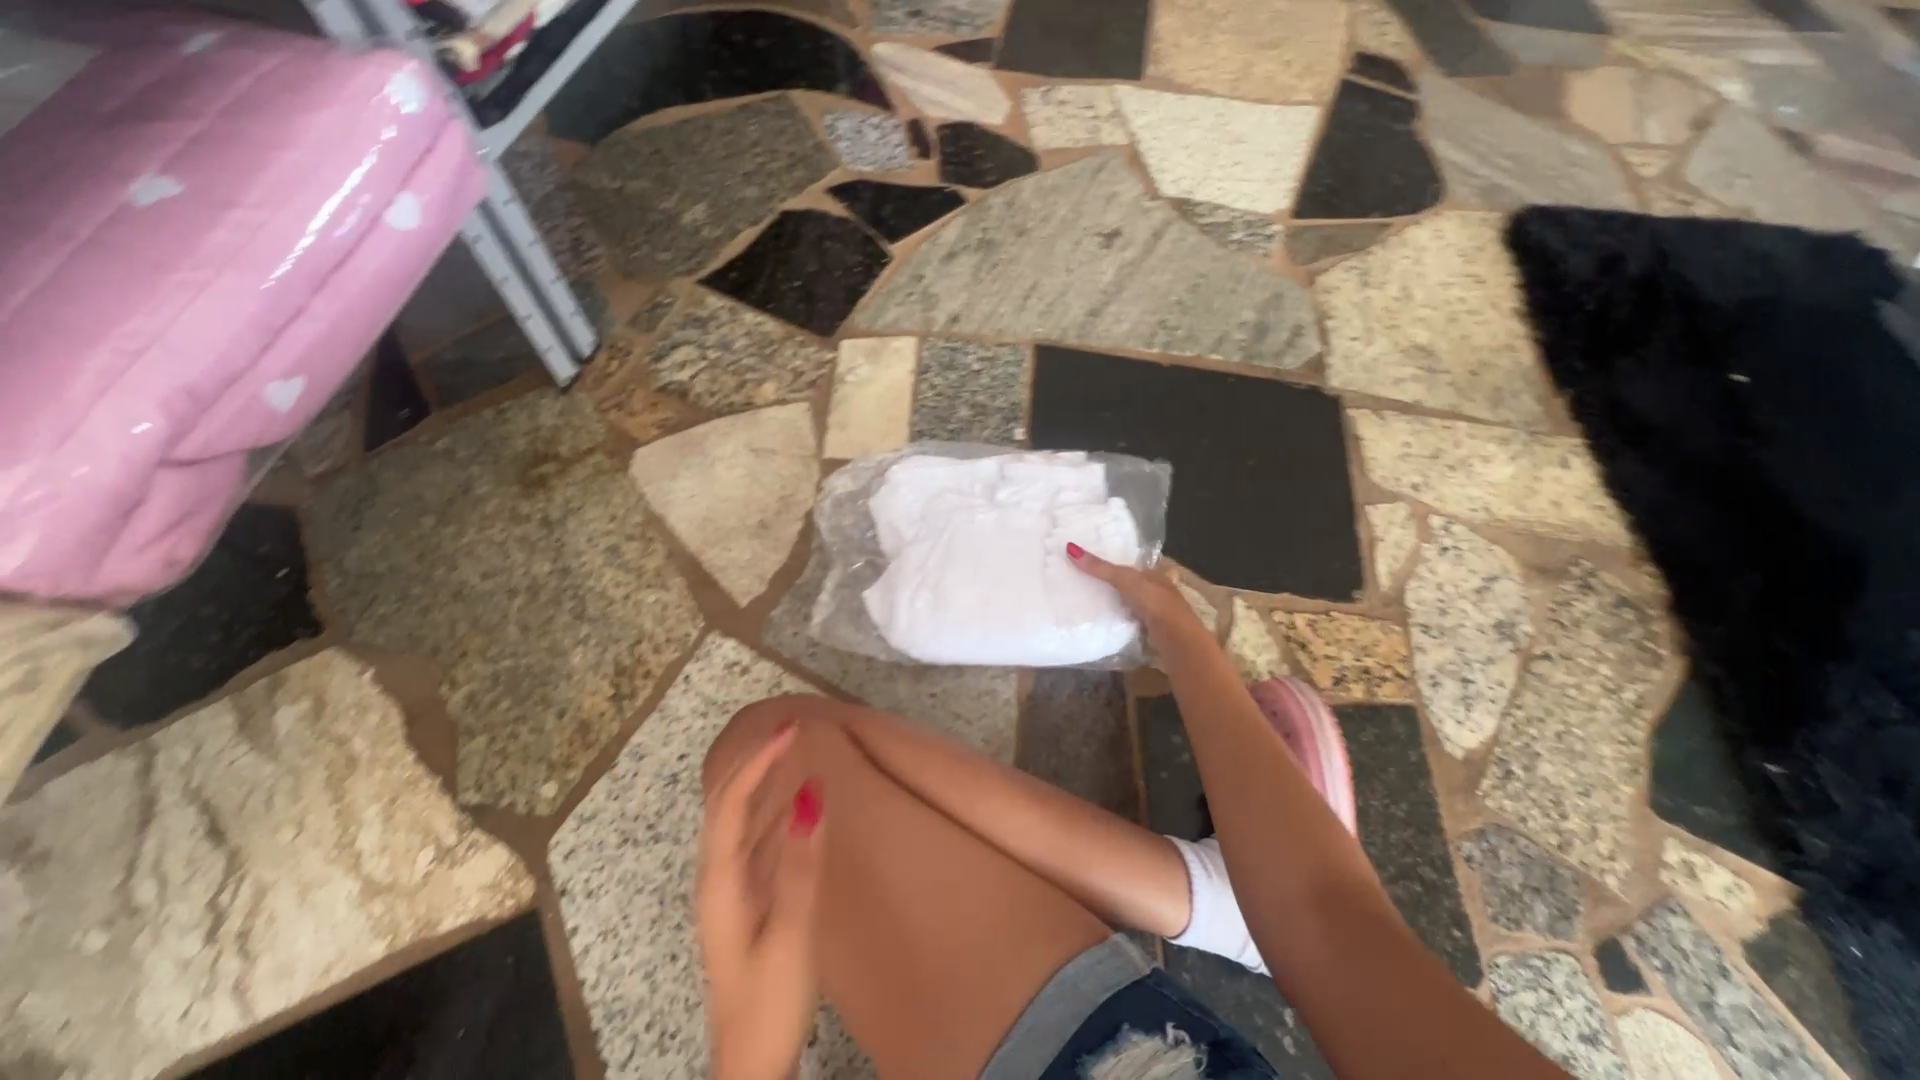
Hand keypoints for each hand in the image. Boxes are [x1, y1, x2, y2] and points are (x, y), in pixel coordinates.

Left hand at [698, 723, 825, 1079]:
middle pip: (727, 805)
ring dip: (762, 784)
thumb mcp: (792, 934)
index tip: (790, 730)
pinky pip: (756, 844)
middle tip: (792, 729)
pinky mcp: (745, 905)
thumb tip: (813, 798)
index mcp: (721, 882)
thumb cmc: (770, 1002)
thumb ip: (802, 866)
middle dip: (756, 763)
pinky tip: (794, 810)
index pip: (731, 802)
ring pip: (740, 823)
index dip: (758, 762)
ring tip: (792, 753)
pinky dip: (773, 816)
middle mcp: (718, 879)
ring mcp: (730, 893)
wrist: (749, 1062)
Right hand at [1066, 543, 1209, 650]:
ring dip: (1121, 606)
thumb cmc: (1154, 601)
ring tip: (1095, 605)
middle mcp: (1161, 593)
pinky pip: (1134, 624)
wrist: (1175, 637)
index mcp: (1158, 576)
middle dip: (1120, 588)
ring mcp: (1159, 614)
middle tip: (1092, 586)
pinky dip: (1124, 623)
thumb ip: (1101, 568)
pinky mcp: (1154, 633)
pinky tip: (1110, 624)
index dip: (1121, 567)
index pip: (1138, 568)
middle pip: (1136, 587)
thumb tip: (1070, 548)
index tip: (1100, 567)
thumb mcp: (1125, 579)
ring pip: (1136, 606)